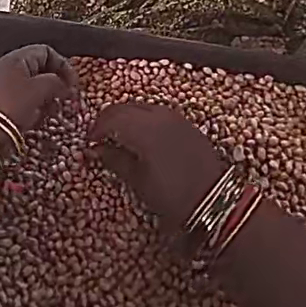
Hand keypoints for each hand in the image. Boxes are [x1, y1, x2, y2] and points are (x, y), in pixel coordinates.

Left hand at [0, 45, 76, 136]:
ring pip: (30, 87)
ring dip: (44, 98)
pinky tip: (34, 119)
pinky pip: (20, 100)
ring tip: (49, 112)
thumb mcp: (39, 90)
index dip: (63, 65)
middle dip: (54, 83)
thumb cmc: (11, 104)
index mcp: (17, 58)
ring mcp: (0, 85)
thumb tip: (63, 84)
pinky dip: (31, 107)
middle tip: (64, 98)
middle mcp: (7, 67)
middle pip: (39, 69)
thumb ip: (56, 82)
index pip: (46, 51)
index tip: (73, 83)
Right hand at [89, 101, 227, 233]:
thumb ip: (115, 160)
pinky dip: (141, 118)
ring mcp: (174, 117)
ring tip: (117, 136)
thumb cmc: (172, 195)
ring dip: (125, 117)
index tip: (89, 142)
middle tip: (99, 137)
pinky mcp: (185, 123)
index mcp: (144, 128)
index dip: (96, 128)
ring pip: (140, 106)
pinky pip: (156, 112)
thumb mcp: (139, 181)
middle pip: (124, 107)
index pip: (111, 118)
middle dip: (108, 120)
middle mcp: (158, 115)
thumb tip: (94, 150)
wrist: (216, 200)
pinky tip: (140, 136)